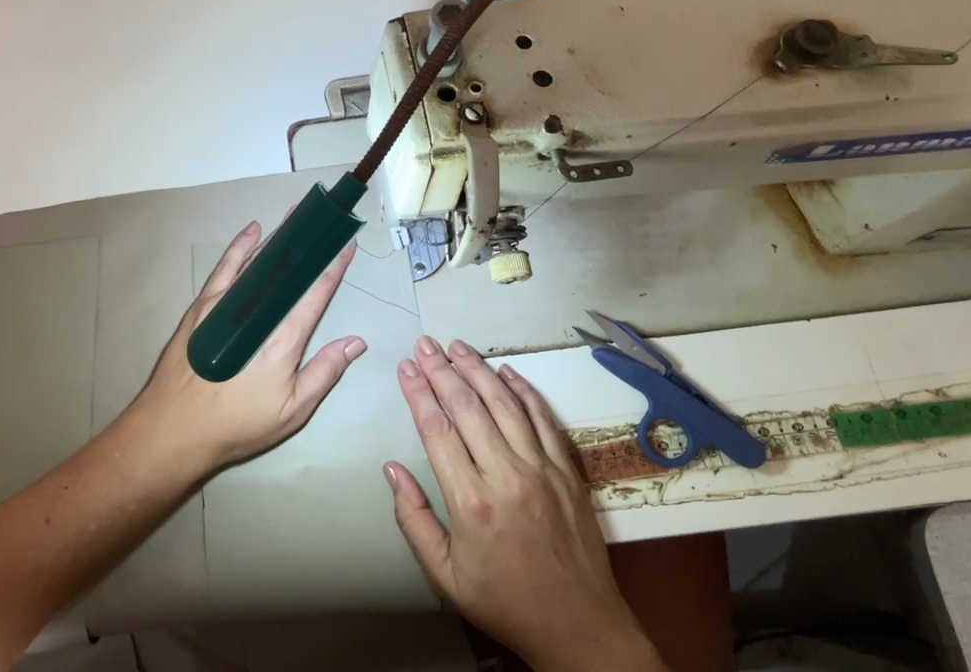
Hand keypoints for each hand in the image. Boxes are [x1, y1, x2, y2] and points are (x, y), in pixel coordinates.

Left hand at [129, 221, 366, 473]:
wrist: (174, 427)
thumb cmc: (238, 425)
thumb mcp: (292, 411)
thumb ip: (324, 372)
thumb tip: (355, 342)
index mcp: (283, 340)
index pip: (314, 294)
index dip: (332, 268)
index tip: (344, 246)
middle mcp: (256, 314)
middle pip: (286, 270)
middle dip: (307, 243)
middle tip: (323, 221)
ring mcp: (225, 306)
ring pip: (257, 263)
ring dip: (279, 239)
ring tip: (296, 219)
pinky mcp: (202, 306)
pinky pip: (225, 268)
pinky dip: (240, 248)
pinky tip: (253, 232)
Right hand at [386, 337, 664, 671]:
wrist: (579, 626)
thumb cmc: (504, 601)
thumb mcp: (444, 574)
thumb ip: (414, 519)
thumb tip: (392, 470)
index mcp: (472, 503)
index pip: (438, 431)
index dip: (419, 394)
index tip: (405, 368)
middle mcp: (508, 477)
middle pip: (470, 408)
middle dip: (443, 370)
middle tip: (425, 344)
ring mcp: (543, 470)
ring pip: (506, 405)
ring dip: (479, 370)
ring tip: (456, 346)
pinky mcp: (568, 471)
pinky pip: (544, 419)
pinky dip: (524, 390)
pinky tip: (505, 371)